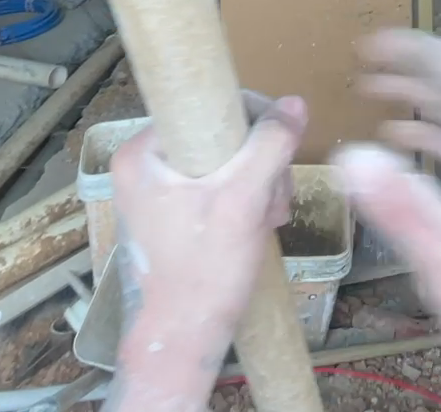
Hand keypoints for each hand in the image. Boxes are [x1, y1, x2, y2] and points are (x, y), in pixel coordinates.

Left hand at [108, 92, 305, 409]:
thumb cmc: (204, 270)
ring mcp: (162, 187)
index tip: (274, 151)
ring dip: (261, 182)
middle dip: (261, 162)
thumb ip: (270, 145)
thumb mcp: (244, 200)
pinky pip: (226, 179)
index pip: (211, 103)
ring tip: (266, 215)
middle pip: (226, 131)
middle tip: (269, 197)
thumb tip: (295, 103)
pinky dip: (250, 196)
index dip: (253, 119)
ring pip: (233, 155)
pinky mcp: (178, 207)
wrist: (186, 337)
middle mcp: (148, 162)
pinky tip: (258, 221)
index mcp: (144, 151)